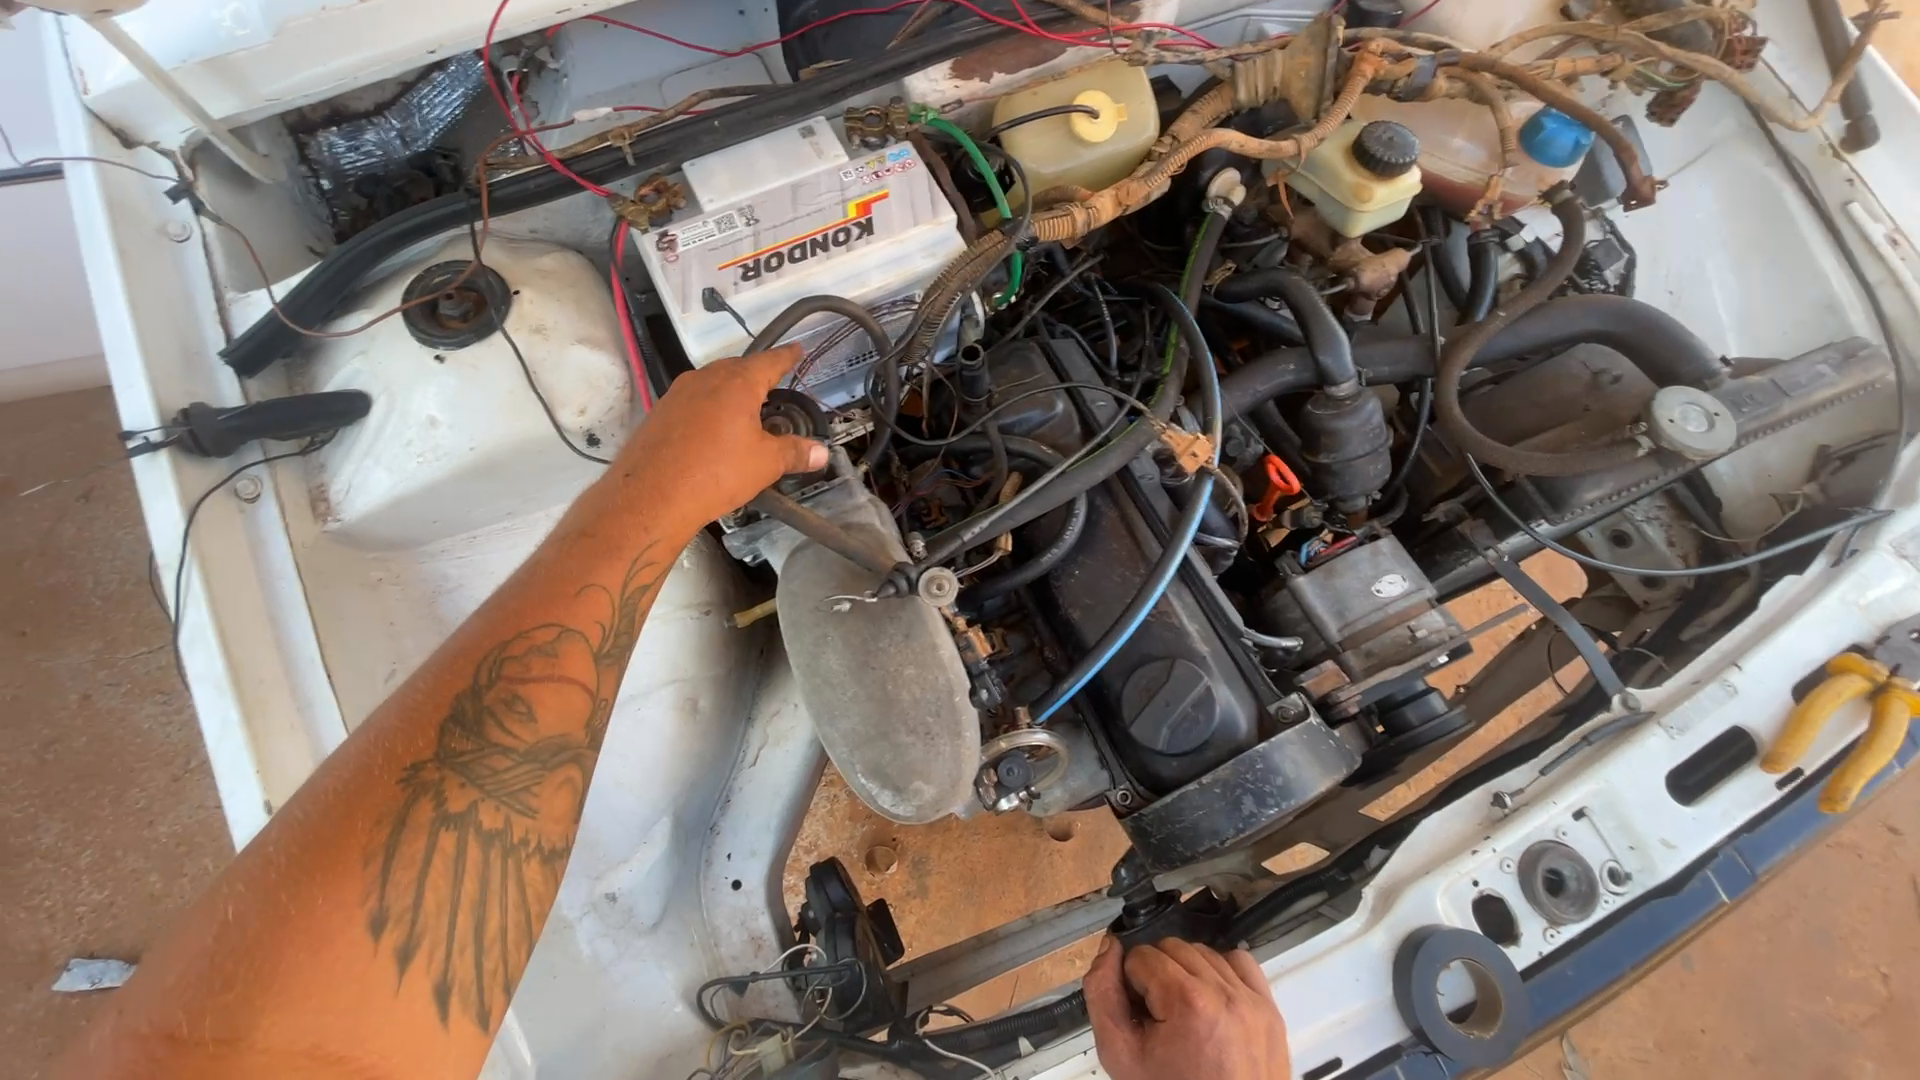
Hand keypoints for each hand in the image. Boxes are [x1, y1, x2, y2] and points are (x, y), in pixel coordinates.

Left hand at [610, 344, 827, 532]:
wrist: (651, 496)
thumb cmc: (717, 473)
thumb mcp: (766, 464)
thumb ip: (795, 453)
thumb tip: (822, 452)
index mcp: (737, 383)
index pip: (769, 361)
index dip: (787, 356)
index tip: (797, 349)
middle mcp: (705, 378)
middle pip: (738, 368)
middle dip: (757, 376)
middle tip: (774, 388)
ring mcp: (678, 393)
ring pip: (713, 383)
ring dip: (731, 393)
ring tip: (746, 412)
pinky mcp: (660, 412)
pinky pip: (694, 401)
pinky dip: (710, 409)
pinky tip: (715, 431)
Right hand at [1085, 936, 1290, 1079]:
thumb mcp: (1120, 1055)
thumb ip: (1102, 993)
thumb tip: (1109, 946)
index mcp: (1188, 1001)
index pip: (1140, 956)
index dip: (1131, 985)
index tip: (1139, 1019)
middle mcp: (1225, 993)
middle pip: (1171, 948)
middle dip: (1156, 976)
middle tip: (1157, 1018)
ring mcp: (1252, 1001)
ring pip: (1202, 952)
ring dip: (1186, 973)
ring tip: (1182, 1014)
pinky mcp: (1270, 1010)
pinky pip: (1240, 962)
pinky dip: (1221, 972)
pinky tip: (1210, 1000)